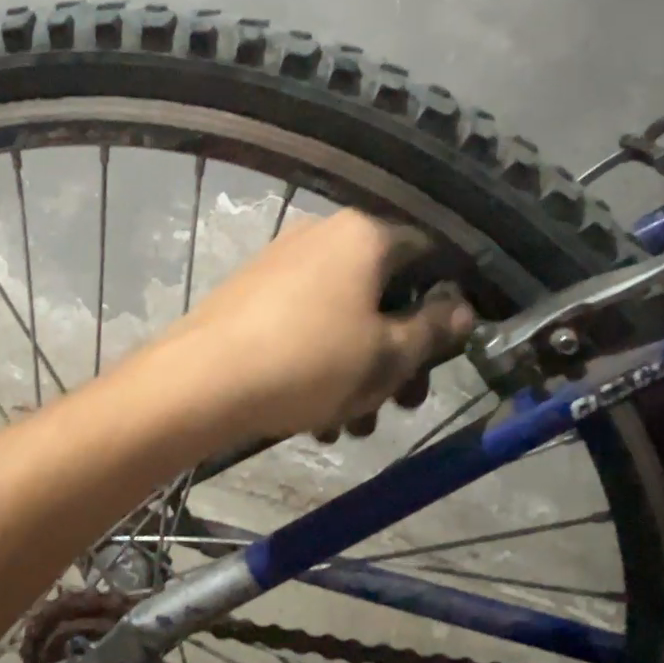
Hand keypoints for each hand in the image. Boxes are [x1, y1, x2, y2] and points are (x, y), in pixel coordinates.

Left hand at [155, 209, 477, 440]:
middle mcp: (322, 236)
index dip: (448, 302)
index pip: (428, 254)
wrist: (203, 379)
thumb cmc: (310, 361)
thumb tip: (460, 310)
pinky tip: (317, 418)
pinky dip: (321, 364)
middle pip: (384, 292)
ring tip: (350, 428)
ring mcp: (283, 262)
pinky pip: (306, 324)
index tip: (451, 350)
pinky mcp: (254, 293)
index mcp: (362, 234)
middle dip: (399, 356)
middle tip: (403, 405)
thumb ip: (433, 330)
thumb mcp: (387, 355)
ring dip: (360, 373)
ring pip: (344, 317)